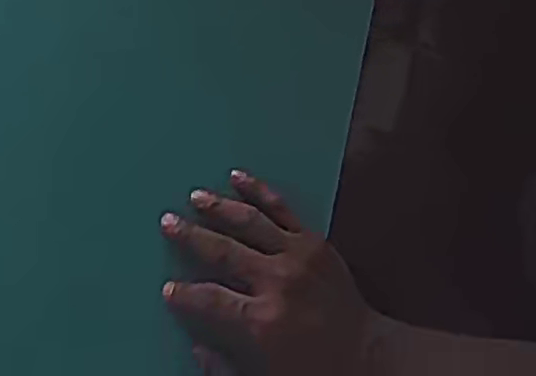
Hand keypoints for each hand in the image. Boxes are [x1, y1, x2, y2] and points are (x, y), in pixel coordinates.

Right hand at [161, 170, 375, 375]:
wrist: (367, 357)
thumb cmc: (314, 372)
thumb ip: (227, 369)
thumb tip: (196, 347)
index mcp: (262, 322)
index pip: (211, 301)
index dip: (186, 294)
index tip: (168, 287)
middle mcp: (275, 281)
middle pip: (223, 252)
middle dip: (192, 236)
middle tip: (168, 221)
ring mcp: (296, 255)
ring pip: (249, 221)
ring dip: (219, 207)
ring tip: (195, 196)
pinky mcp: (312, 240)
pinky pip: (280, 208)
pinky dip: (258, 191)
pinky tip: (238, 177)